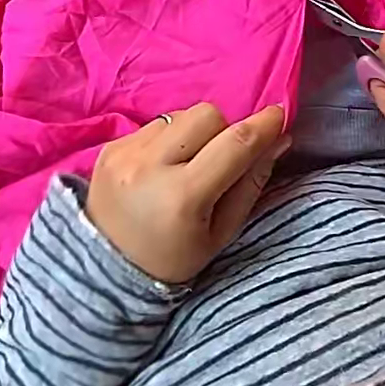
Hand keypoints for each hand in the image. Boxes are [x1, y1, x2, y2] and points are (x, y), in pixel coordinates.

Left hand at [85, 104, 289, 283]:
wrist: (105, 272)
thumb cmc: (174, 258)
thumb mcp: (221, 232)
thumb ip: (252, 182)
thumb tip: (279, 139)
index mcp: (183, 197)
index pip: (235, 144)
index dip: (264, 124)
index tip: (280, 113)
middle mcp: (150, 167)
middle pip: (207, 114)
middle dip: (224, 130)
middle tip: (221, 159)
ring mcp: (125, 154)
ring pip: (180, 114)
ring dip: (194, 133)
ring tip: (186, 165)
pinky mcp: (109, 147)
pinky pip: (154, 124)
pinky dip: (168, 138)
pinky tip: (161, 168)